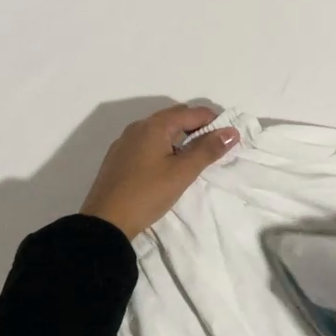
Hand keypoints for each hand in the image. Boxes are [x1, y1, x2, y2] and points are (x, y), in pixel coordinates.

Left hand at [80, 104, 238, 238]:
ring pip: (160, 131)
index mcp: (154, 125)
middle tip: (214, 148)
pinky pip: (147, 143)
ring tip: (193, 159)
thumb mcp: (182, 173)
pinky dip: (164, 147)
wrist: (104, 223)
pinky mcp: (118, 158)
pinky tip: (167, 167)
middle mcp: (138, 127)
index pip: (192, 112)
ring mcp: (125, 142)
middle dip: (197, 127)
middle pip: (175, 117)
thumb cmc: (147, 194)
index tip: (228, 139)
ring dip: (180, 138)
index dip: (214, 122)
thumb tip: (231, 131)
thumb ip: (207, 150)